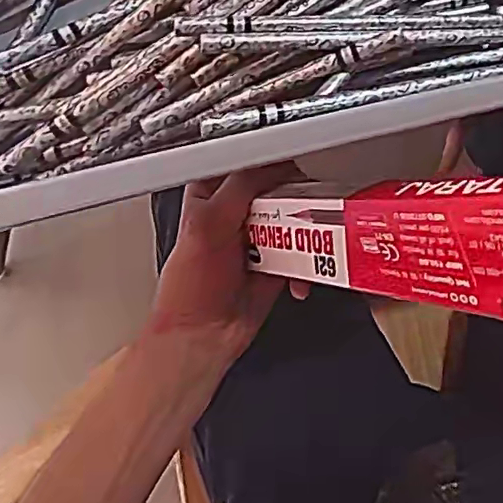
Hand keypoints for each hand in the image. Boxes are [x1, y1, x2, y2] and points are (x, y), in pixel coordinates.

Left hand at [146, 164, 301, 362]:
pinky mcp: (281, 260)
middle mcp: (240, 212)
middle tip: (308, 205)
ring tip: (314, 240)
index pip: (250, 162)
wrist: (200, 340)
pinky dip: (311, 262)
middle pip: (281, 189)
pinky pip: (308, 250)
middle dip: (299, 198)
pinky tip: (300, 277)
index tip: (294, 166)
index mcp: (215, 194)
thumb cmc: (188, 290)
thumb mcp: (208, 223)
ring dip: (311, 230)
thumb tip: (273, 164)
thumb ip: (239, 187)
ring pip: (298, 217)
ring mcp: (262, 236)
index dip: (272, 161)